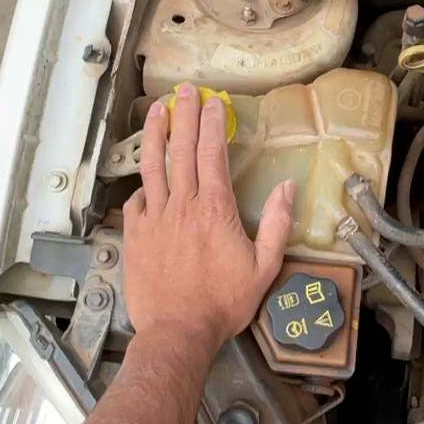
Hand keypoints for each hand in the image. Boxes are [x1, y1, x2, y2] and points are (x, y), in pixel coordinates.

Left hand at [123, 84, 295, 354]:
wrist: (178, 332)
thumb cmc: (224, 302)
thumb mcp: (264, 267)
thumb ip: (276, 224)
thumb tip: (288, 189)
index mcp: (215, 209)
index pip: (212, 154)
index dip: (213, 124)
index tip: (215, 103)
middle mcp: (182, 206)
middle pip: (181, 150)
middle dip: (185, 116)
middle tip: (185, 91)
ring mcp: (154, 218)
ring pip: (152, 166)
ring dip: (155, 134)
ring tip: (157, 111)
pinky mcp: (135, 235)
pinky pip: (136, 201)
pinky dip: (142, 184)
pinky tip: (144, 177)